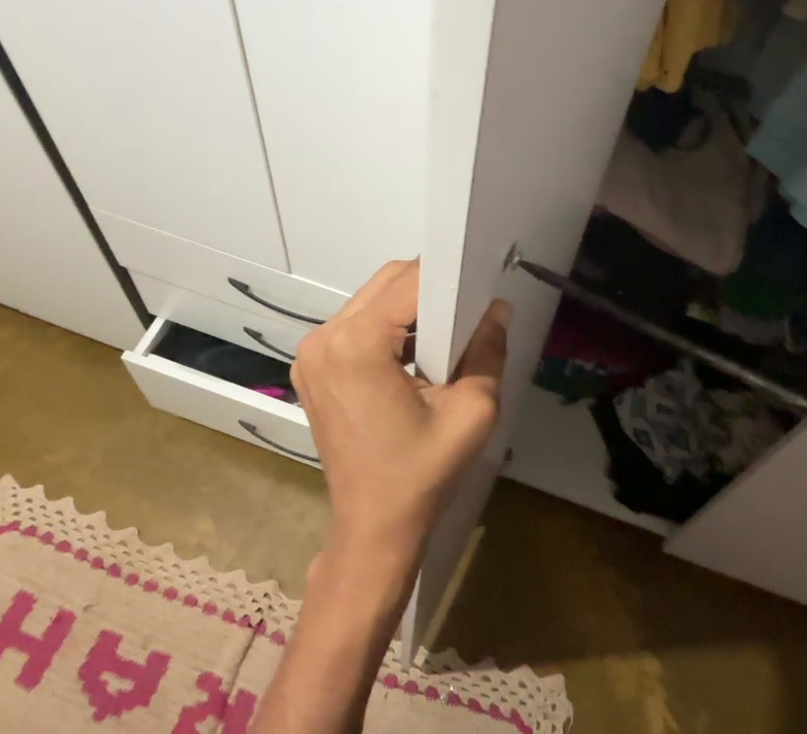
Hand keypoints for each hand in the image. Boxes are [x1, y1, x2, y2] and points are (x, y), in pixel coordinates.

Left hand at [257, 261, 507, 733]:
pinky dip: (385, 328)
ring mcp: (310, 352)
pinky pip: (354, 324)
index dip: (450, 279)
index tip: (479, 290)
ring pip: (369, 299)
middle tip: (464, 319)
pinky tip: (410, 358)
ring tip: (440, 340)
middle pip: (386, 283)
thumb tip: (496, 308)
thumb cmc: (423, 474)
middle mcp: (324, 338)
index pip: (410, 281)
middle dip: (429, 292)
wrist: (374, 526)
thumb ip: (488, 350)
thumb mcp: (472, 413)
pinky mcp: (310, 367)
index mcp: (356, 343)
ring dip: (407, 309)